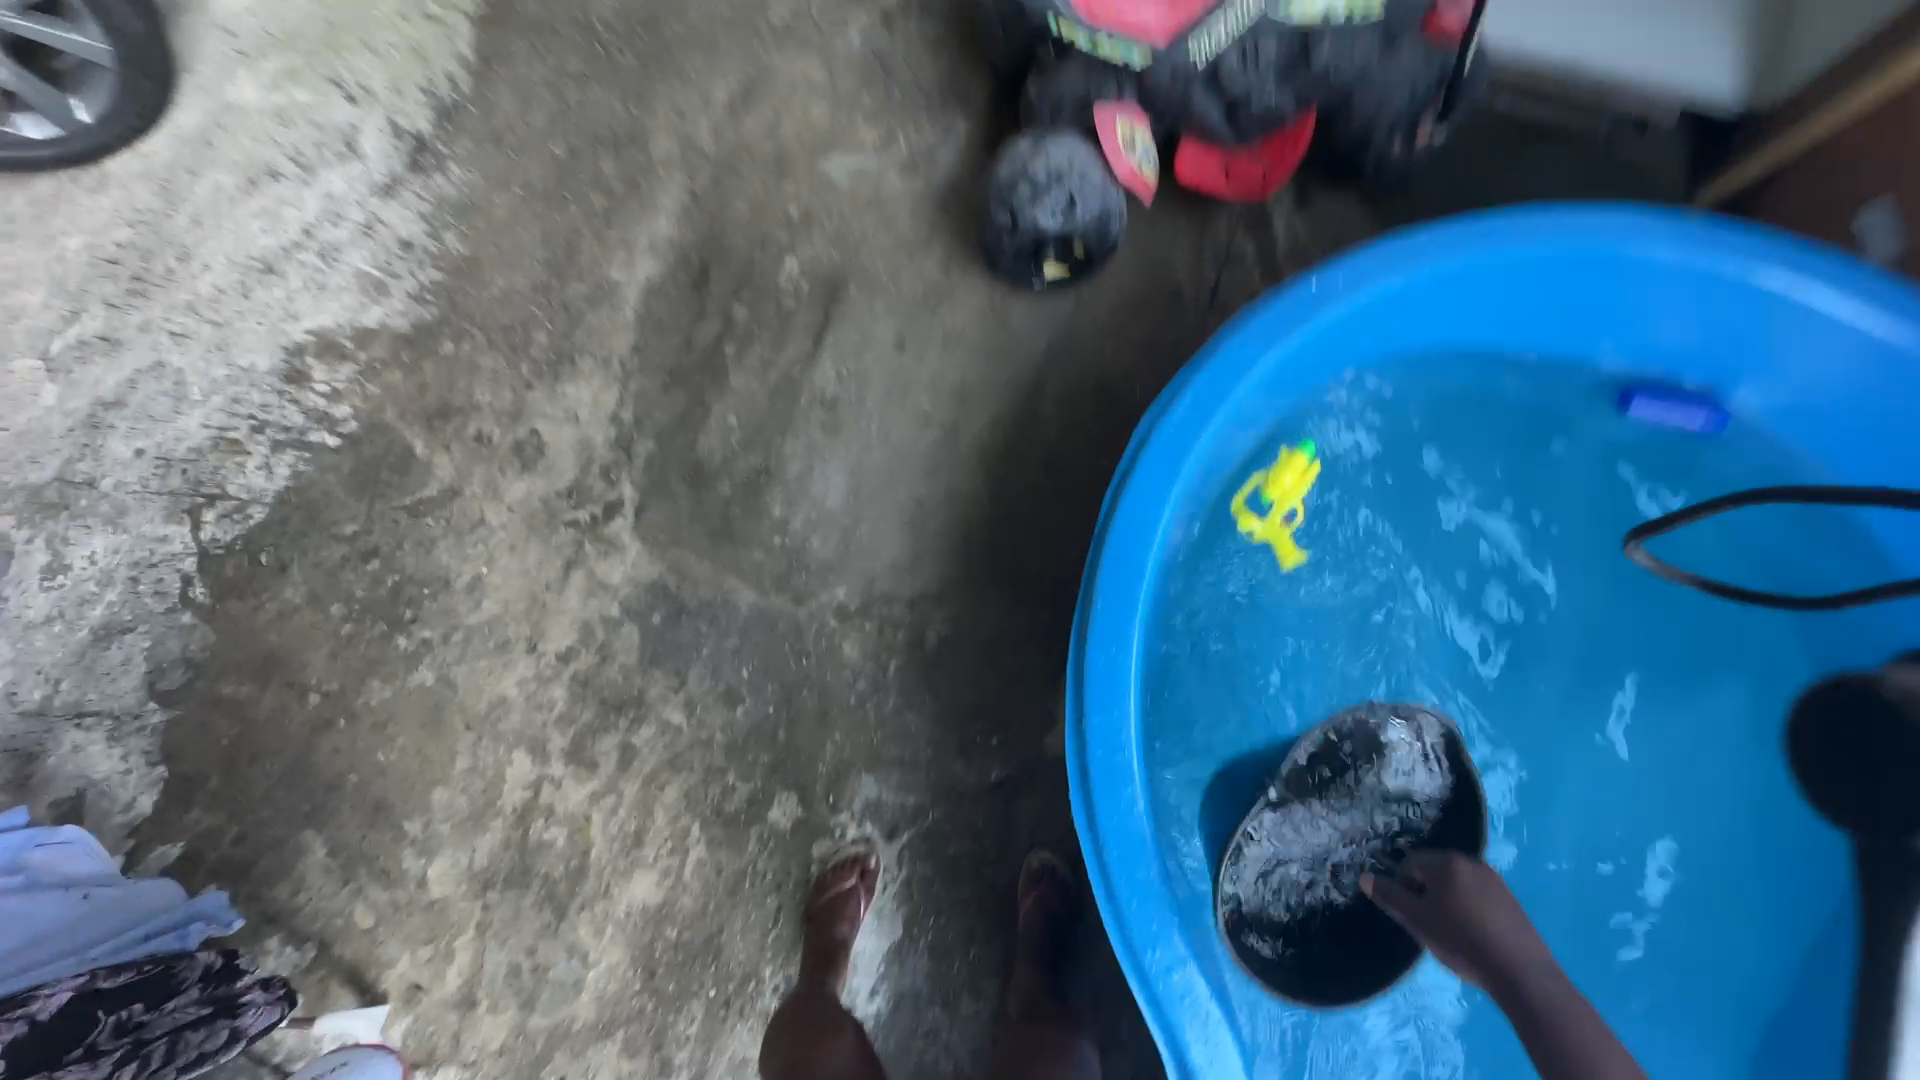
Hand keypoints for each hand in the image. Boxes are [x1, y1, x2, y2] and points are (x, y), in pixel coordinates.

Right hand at [1360, 850, 1553, 992]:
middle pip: (1434, 872)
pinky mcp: (1511, 901)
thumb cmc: (1461, 941)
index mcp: (1447, 863)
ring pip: (1456, 885)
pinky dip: (1468, 909)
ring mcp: (1496, 882)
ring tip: (1450, 931)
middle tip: (1427, 923)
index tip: (1411, 915)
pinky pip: (1478, 897)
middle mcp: (1472, 863)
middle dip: (1425, 893)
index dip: (1403, 888)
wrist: (1522, 974)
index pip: (1410, 864)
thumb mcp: (1416, 920)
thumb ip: (1389, 896)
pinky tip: (1473, 935)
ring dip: (1446, 901)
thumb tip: (1364, 877)